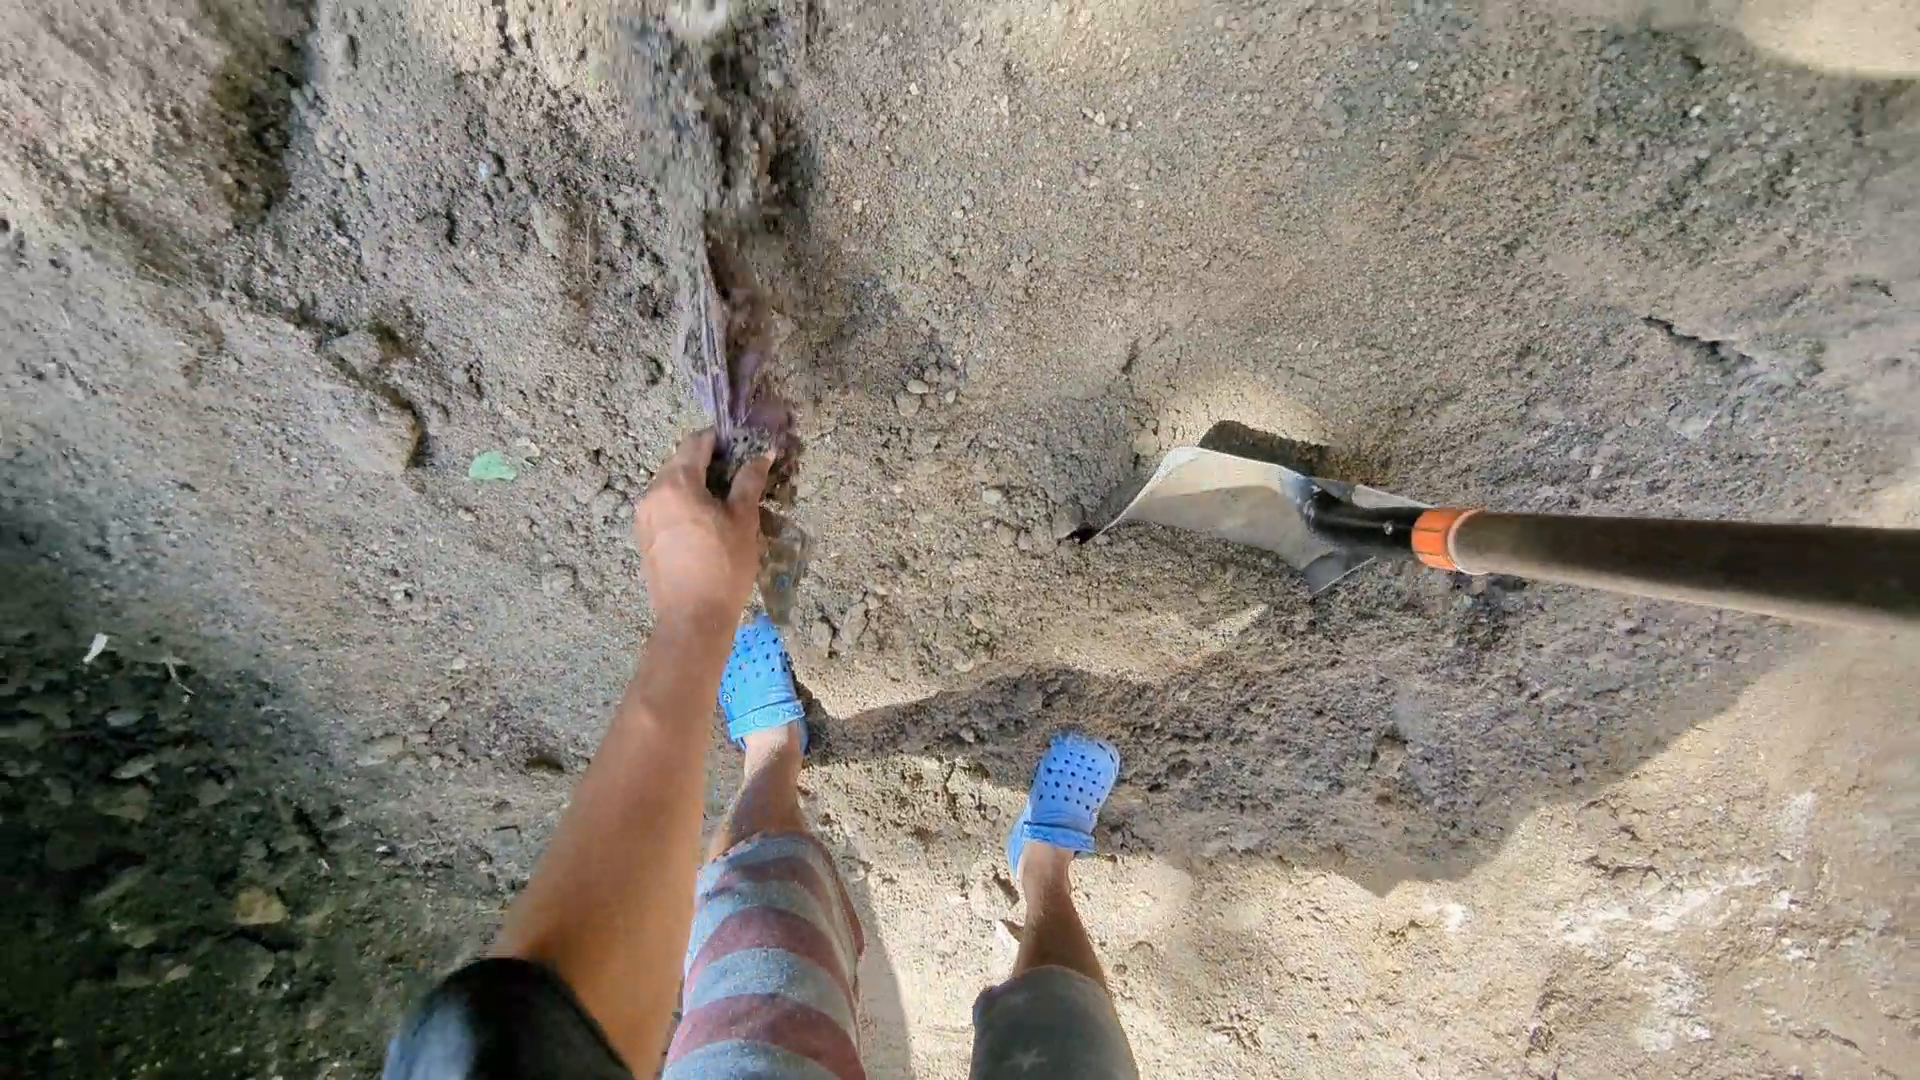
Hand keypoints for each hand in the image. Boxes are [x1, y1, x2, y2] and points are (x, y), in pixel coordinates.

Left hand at [632, 430, 772, 627]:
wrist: (693, 618)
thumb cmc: (724, 565)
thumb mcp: (743, 519)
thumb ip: (749, 482)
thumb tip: (762, 454)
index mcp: (675, 483)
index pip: (695, 443)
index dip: (721, 440)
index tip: (743, 447)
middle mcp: (652, 494)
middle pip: (680, 463)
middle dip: (709, 463)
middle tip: (739, 475)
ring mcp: (643, 517)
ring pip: (671, 486)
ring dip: (697, 485)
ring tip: (726, 501)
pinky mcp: (644, 538)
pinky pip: (665, 508)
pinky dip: (685, 505)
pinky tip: (706, 522)